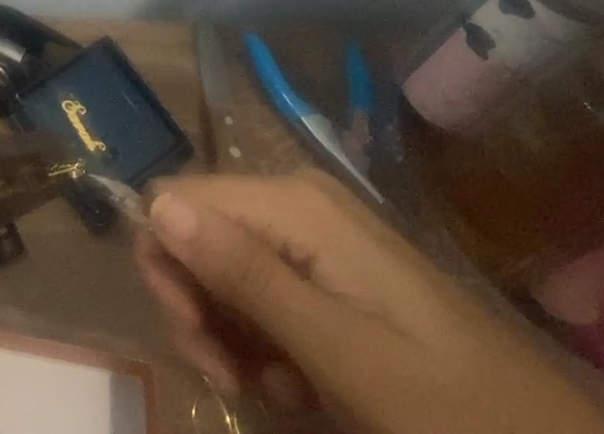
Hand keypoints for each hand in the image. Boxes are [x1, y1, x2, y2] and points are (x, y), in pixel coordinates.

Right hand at [135, 171, 603, 433]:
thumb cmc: (448, 402)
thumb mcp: (340, 350)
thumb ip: (246, 274)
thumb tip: (156, 204)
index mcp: (296, 204)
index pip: (173, 201)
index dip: (166, 267)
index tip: (197, 337)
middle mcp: (296, 202)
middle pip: (193, 234)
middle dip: (196, 310)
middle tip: (232, 377)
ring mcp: (314, 235)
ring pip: (218, 269)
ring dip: (228, 336)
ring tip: (274, 389)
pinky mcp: (327, 268)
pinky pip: (257, 290)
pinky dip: (259, 342)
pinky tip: (295, 382)